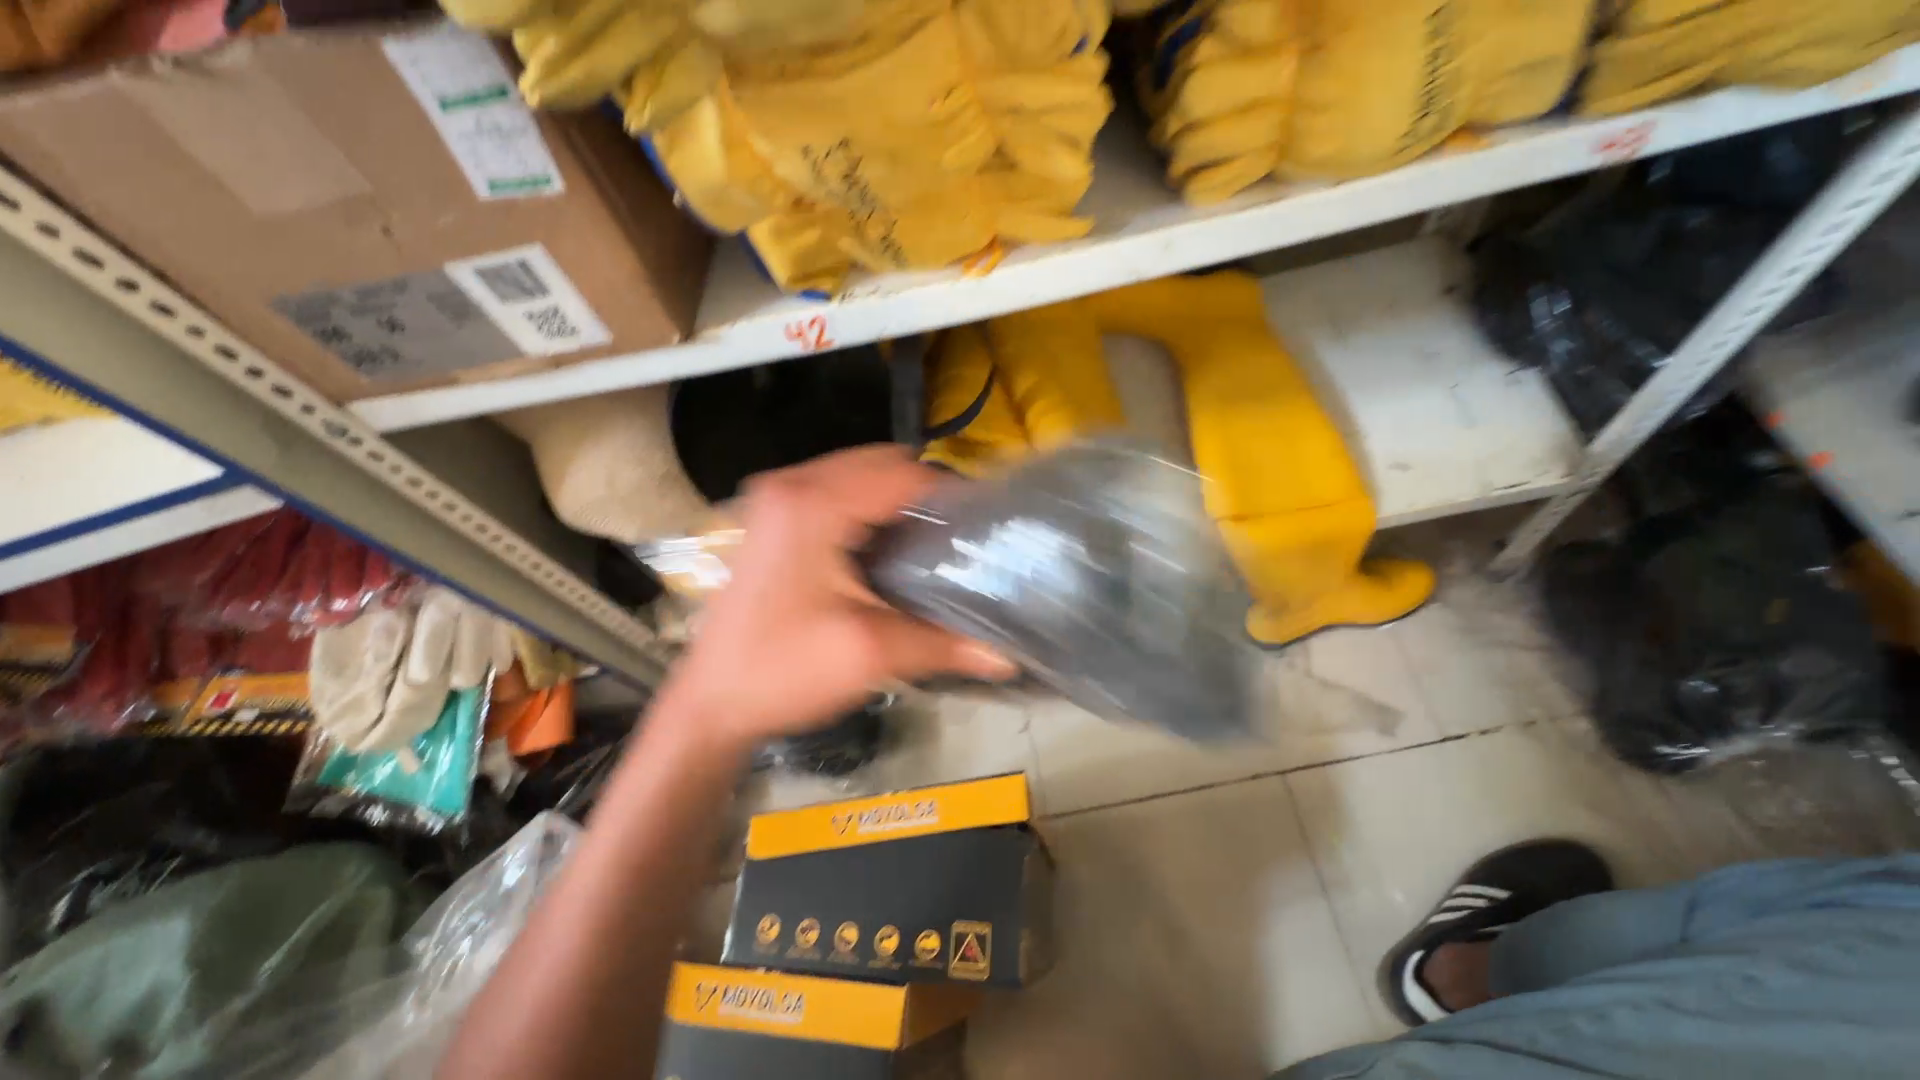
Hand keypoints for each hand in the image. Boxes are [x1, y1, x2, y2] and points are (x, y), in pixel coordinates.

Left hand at [659, 445, 1015, 748]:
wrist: (710, 704)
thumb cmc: (781, 672)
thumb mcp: (867, 654)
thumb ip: (941, 643)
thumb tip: (1004, 655)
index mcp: (811, 504)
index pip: (902, 473)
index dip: (951, 494)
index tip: (987, 526)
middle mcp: (791, 486)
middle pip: (880, 464)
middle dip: (925, 494)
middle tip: (963, 537)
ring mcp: (776, 500)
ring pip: (859, 476)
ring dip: (897, 501)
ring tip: (934, 545)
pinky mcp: (773, 520)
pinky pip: (837, 494)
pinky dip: (870, 510)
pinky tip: (890, 552)